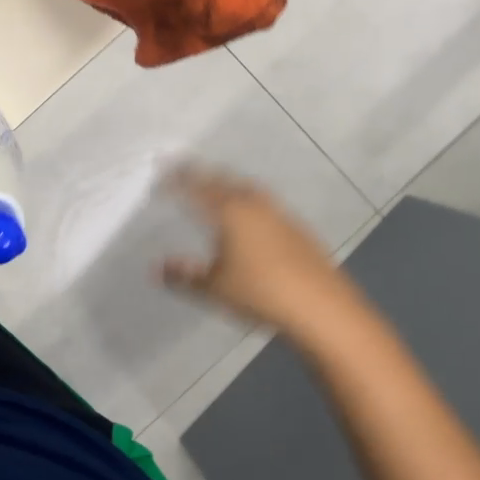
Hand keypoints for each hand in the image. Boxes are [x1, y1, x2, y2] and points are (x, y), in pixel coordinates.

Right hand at [158, 167, 359, 336]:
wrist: (324, 309)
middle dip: (202, 174)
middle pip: (223, 180)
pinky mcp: (298, 229)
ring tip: (216, 186)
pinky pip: (265, 203)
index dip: (176, 180)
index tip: (160, 172)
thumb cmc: (262, 294)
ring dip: (228, 183)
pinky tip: (250, 215)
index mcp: (229, 212)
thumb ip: (184, 276)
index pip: (196, 188)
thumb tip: (155, 268)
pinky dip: (249, 199)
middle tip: (184, 170)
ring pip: (247, 188)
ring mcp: (280, 215)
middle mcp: (253, 205)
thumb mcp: (215, 288)